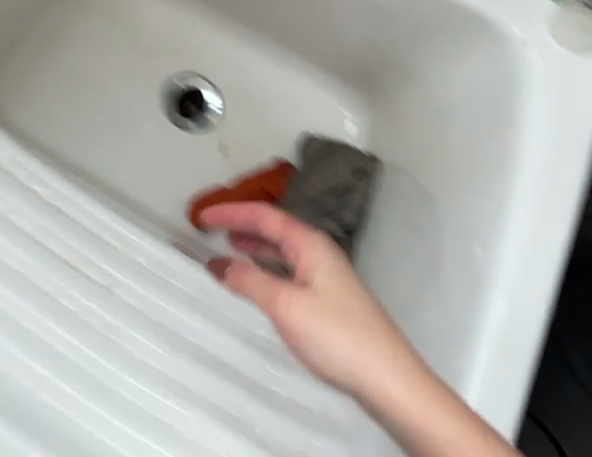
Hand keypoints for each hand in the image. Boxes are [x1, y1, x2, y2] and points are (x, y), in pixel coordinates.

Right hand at [199, 202, 415, 397]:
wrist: (389, 380)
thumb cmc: (338, 336)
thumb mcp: (285, 305)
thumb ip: (249, 280)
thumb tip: (220, 264)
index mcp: (309, 244)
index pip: (263, 215)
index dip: (231, 212)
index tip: (202, 216)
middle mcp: (319, 253)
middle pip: (274, 228)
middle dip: (241, 225)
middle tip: (210, 230)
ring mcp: (326, 277)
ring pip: (282, 251)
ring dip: (253, 247)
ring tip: (227, 249)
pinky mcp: (329, 300)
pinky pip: (289, 271)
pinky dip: (266, 269)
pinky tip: (257, 283)